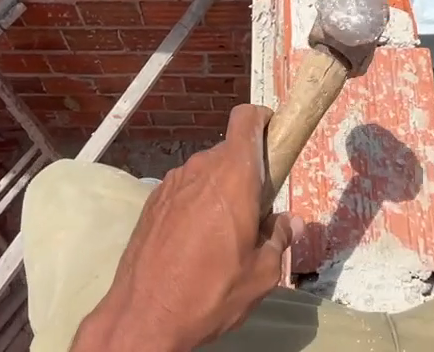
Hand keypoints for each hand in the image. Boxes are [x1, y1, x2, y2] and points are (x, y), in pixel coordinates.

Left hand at [73, 105, 298, 351]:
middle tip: (253, 215)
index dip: (263, 120)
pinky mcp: (153, 200)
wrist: (143, 316)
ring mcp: (173, 181)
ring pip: (206, 174)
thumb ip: (279, 239)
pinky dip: (194, 205)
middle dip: (245, 175)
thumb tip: (290, 222)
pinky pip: (184, 191)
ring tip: (220, 237)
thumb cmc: (210, 291)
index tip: (273, 139)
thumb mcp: (261, 274)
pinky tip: (192, 243)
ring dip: (218, 192)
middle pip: (230, 153)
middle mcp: (202, 167)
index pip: (247, 119)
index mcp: (234, 175)